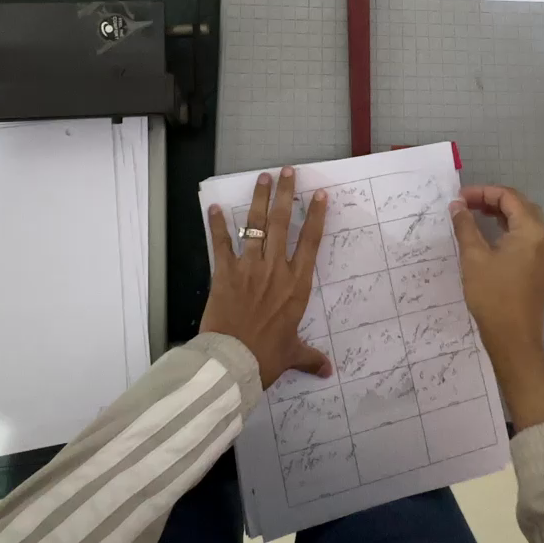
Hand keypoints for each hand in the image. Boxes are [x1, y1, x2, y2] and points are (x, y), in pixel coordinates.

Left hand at [202, 168, 332, 387]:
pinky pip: (221, 244)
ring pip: (256, 225)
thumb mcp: (292, 355)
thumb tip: (328, 370)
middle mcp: (275, 269)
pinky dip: (217, 225)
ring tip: (263, 177)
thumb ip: (310, 357)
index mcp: (296, 285)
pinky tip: (214, 207)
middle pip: (283, 223)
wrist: (233, 362)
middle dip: (286, 194)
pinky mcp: (224, 273)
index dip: (316, 216)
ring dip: (259, 199)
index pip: (311, 242)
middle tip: (288, 171)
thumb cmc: (266, 357)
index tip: (320, 194)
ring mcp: (249, 267)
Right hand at [450, 184, 543, 429]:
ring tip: (473, 215)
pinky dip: (508, 228)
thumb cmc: (493, 296)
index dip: (482, 192)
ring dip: (500, 213)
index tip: (458, 199)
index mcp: (531, 231)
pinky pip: (527, 235)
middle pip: (519, 205)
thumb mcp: (473, 257)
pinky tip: (489, 234)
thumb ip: (465, 225)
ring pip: (524, 220)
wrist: (514, 340)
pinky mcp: (542, 266)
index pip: (508, 197)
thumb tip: (457, 205)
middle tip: (465, 204)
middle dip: (491, 199)